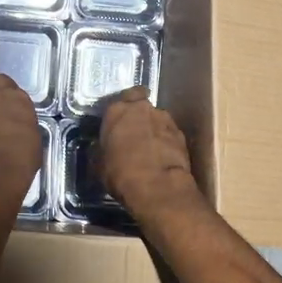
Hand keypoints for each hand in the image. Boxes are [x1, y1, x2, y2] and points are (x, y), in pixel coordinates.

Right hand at [99, 87, 204, 221]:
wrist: (158, 187)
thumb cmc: (121, 173)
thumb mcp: (99, 164)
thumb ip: (101, 149)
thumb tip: (100, 149)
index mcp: (118, 110)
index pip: (126, 95)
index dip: (127, 104)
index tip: (124, 117)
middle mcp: (143, 109)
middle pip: (143, 107)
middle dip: (140, 118)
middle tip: (135, 135)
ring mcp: (165, 121)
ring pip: (159, 120)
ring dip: (155, 131)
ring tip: (151, 150)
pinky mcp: (182, 136)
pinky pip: (171, 136)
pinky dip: (167, 144)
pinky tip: (163, 159)